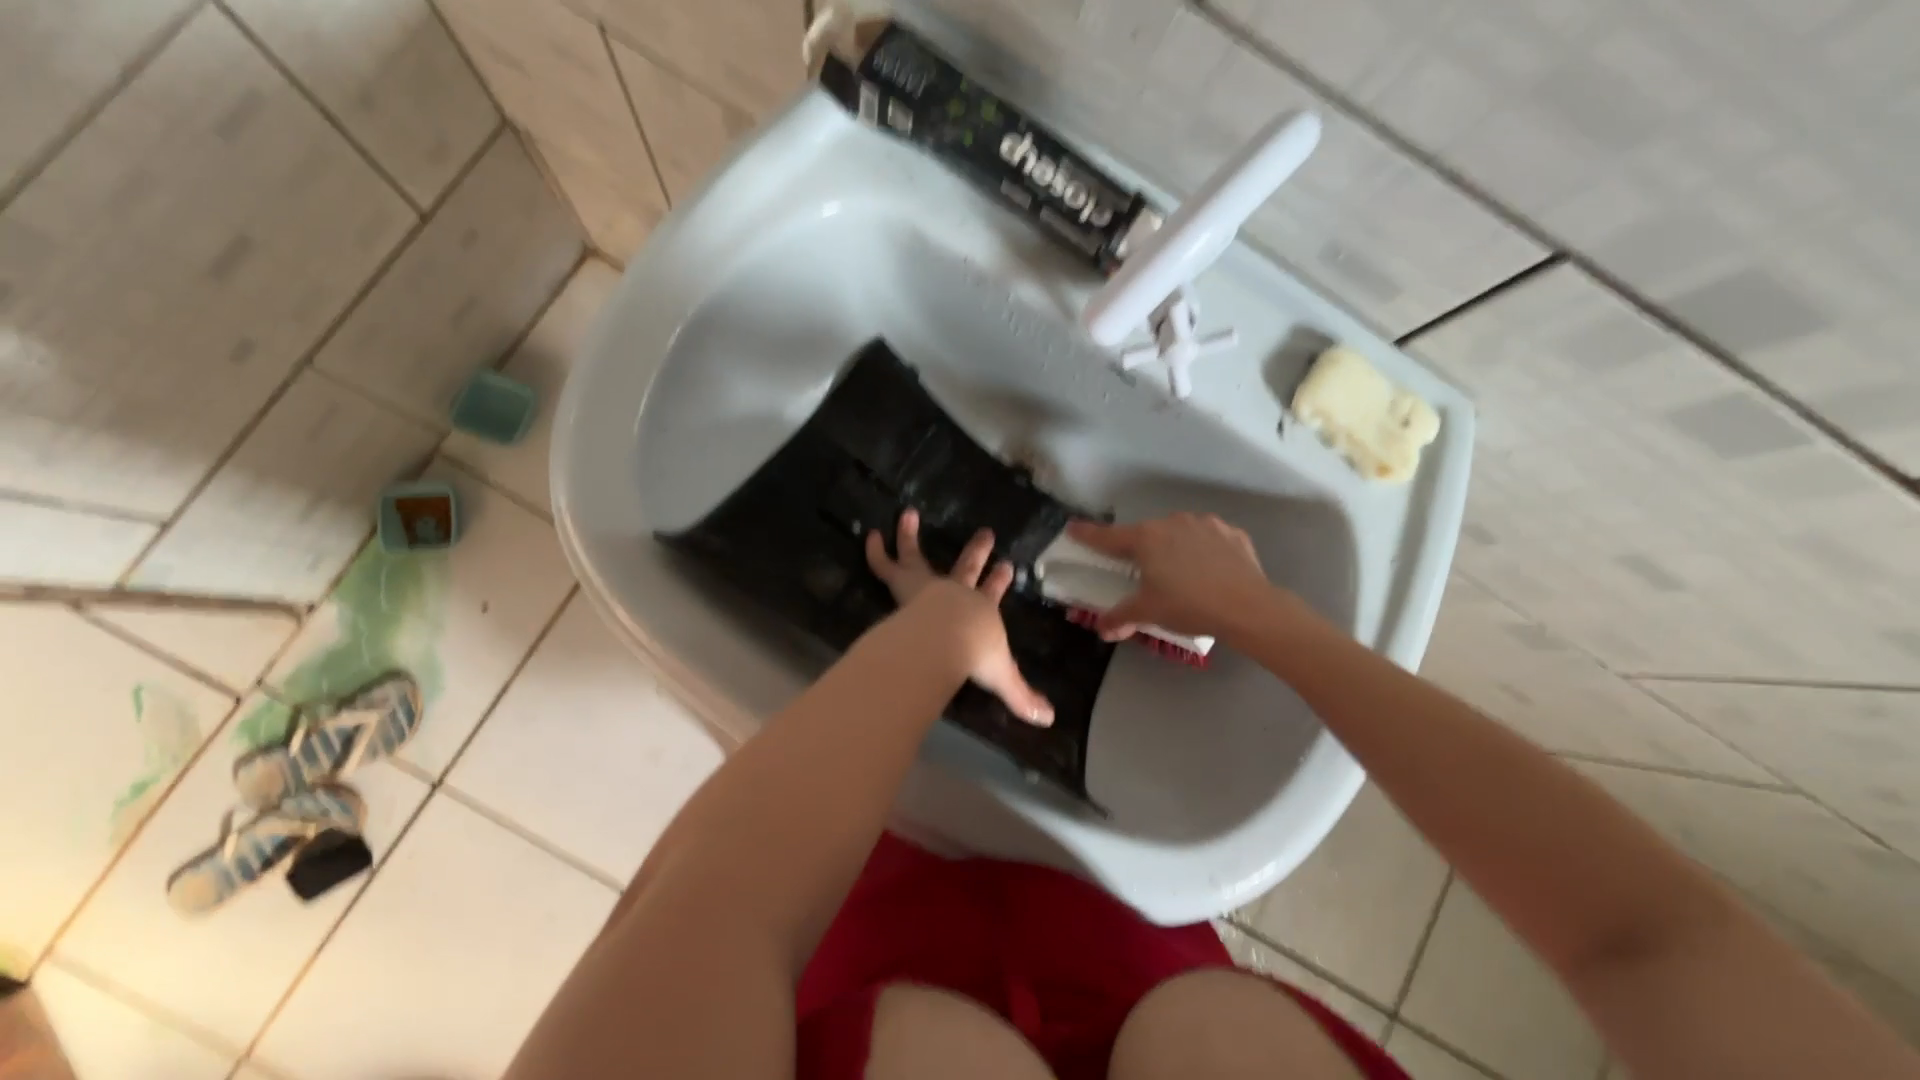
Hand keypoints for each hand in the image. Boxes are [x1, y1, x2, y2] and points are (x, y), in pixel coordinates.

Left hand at [866, 510, 1053, 726]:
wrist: (948, 638)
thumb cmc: (976, 655)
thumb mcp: (1003, 678)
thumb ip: (1021, 697)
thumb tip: (1048, 719)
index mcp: (982, 610)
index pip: (992, 594)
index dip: (999, 582)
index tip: (1007, 567)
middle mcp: (957, 591)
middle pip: (967, 567)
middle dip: (977, 551)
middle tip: (985, 533)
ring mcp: (929, 585)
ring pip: (917, 556)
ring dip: (911, 535)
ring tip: (907, 514)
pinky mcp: (905, 585)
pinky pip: (886, 565)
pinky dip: (877, 551)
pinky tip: (870, 535)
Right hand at [1066, 513, 1274, 641]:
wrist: (1247, 607)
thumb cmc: (1188, 605)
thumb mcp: (1148, 612)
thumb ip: (1120, 617)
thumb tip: (1102, 629)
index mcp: (1146, 538)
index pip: (1108, 537)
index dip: (1088, 535)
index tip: (1073, 528)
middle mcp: (1173, 523)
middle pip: (1146, 535)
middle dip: (1140, 550)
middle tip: (1141, 573)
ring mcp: (1205, 524)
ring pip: (1179, 534)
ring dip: (1174, 548)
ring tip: (1181, 576)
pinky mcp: (1232, 534)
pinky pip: (1209, 540)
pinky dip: (1204, 552)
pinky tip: (1209, 572)